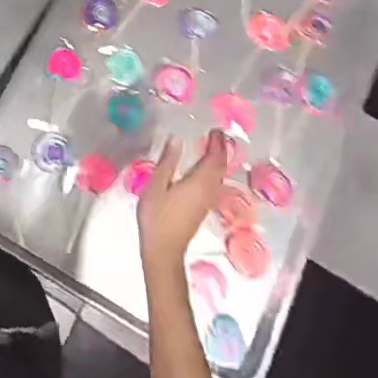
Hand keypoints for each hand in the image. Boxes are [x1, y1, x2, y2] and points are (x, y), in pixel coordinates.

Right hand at [137, 131, 227, 276]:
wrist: (164, 248)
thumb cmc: (157, 216)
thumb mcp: (156, 185)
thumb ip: (167, 161)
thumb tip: (177, 139)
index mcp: (200, 182)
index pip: (214, 157)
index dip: (217, 142)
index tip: (216, 130)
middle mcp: (210, 190)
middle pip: (220, 166)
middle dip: (220, 150)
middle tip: (215, 136)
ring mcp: (208, 200)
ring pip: (219, 176)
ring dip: (217, 161)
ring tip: (211, 149)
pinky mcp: (203, 208)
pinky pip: (214, 183)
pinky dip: (212, 172)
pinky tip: (203, 171)